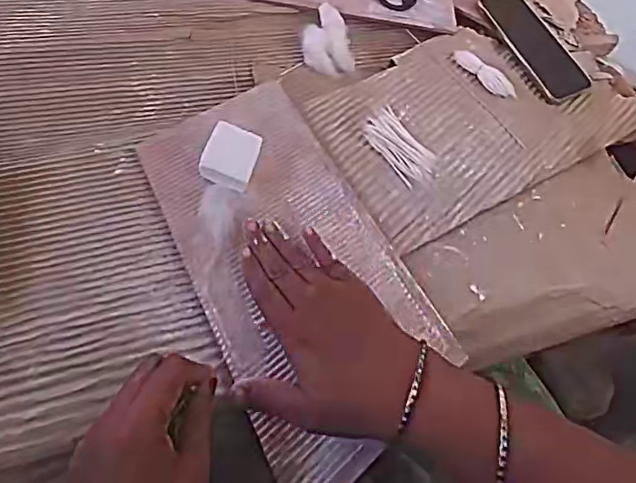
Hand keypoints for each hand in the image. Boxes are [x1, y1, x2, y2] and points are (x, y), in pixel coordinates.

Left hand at [64, 354, 214, 482]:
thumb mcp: (191, 470)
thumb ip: (200, 421)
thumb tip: (206, 391)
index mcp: (138, 419)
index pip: (171, 366)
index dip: (196, 368)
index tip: (209, 380)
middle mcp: (110, 419)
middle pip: (147, 368)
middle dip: (175, 373)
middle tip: (196, 390)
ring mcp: (94, 434)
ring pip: (129, 388)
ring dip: (156, 391)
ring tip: (178, 417)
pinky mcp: (86, 450)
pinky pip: (116, 412)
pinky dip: (138, 411)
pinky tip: (154, 437)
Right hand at [236, 221, 423, 438]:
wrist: (402, 386)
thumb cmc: (354, 401)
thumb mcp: (306, 410)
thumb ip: (268, 397)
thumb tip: (233, 391)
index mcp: (294, 331)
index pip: (265, 294)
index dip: (253, 272)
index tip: (242, 252)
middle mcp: (310, 304)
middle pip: (280, 269)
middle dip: (262, 246)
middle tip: (249, 226)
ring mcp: (334, 292)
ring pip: (300, 261)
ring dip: (283, 242)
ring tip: (268, 224)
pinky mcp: (354, 288)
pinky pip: (330, 260)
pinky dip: (317, 245)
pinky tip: (307, 232)